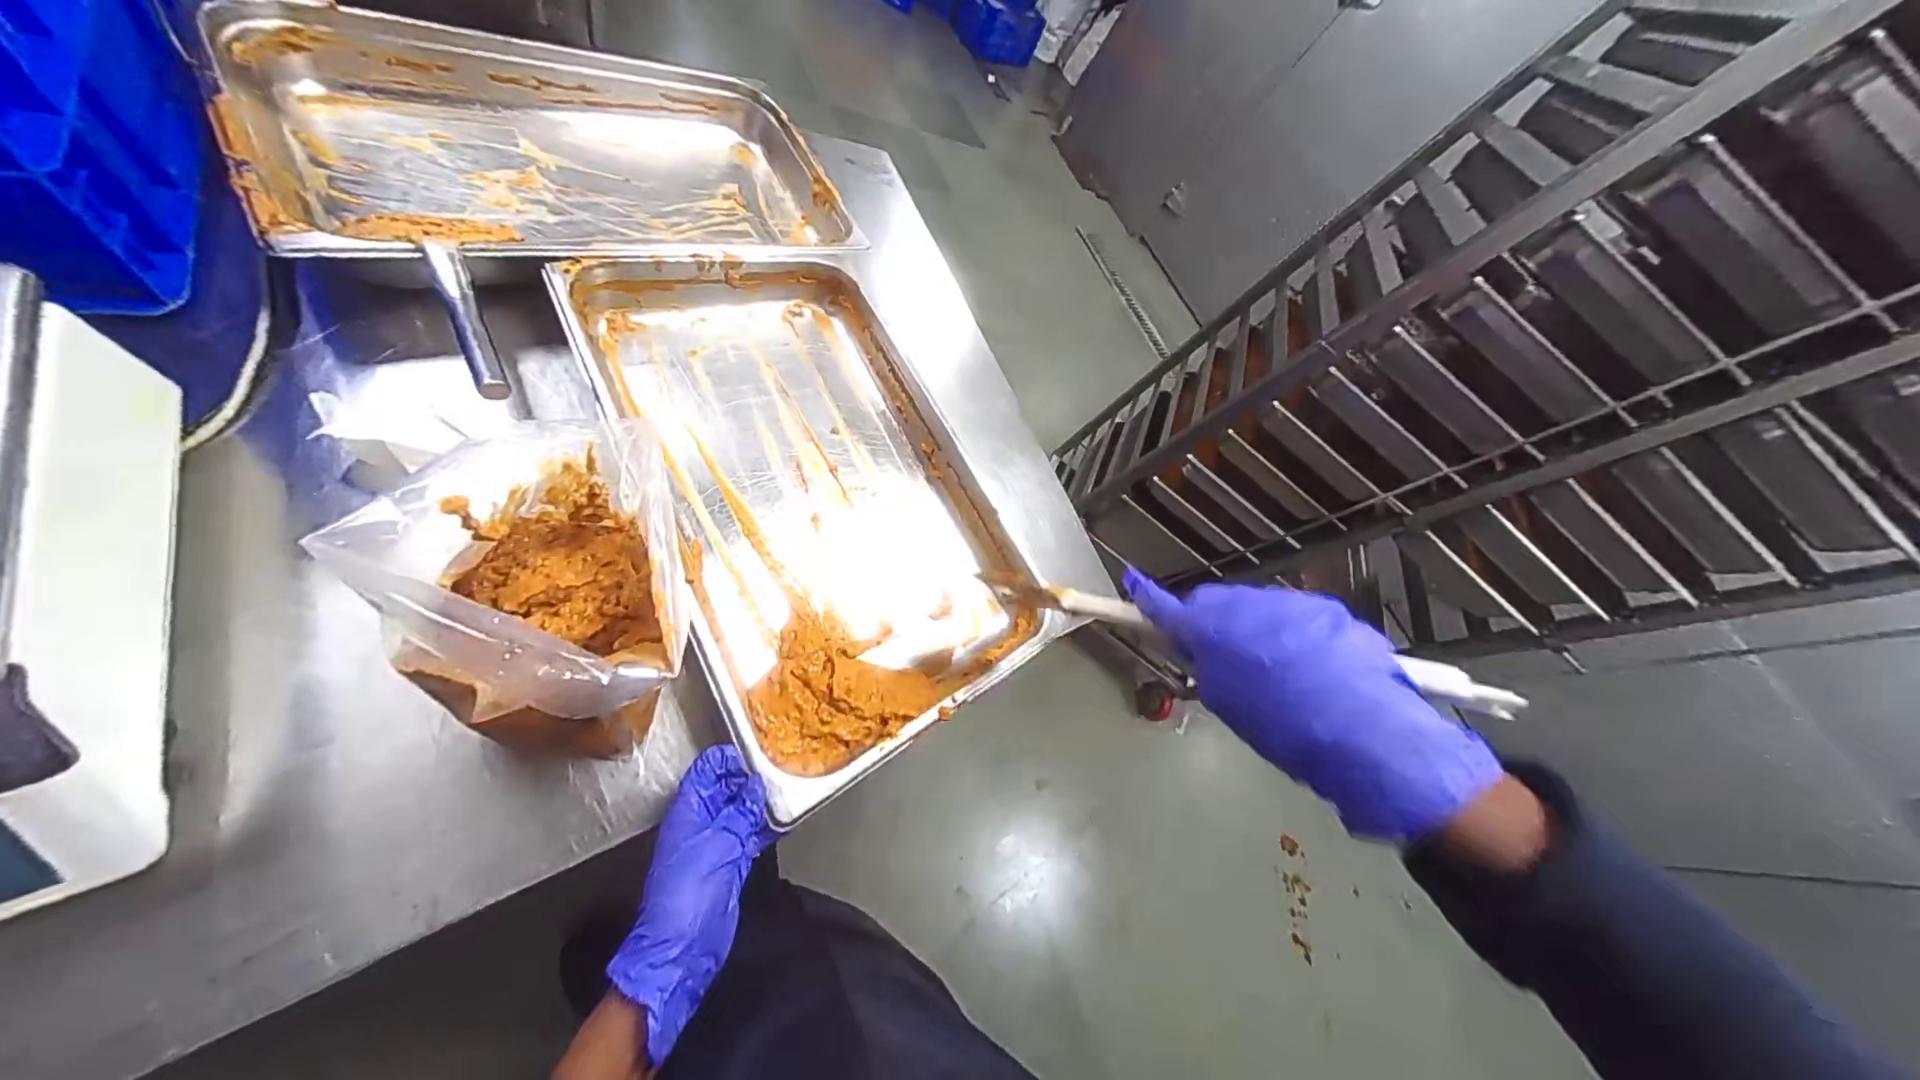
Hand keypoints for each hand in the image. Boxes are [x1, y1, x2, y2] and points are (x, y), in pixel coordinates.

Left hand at [606, 744, 774, 1065]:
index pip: (707, 770)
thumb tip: (758, 786)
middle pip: (726, 788)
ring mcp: (715, 844)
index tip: (759, 751)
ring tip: (790, 788)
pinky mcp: (729, 865)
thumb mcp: (718, 847)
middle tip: (782, 766)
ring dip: (761, 801)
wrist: (680, 953)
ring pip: (740, 811)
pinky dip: (766, 825)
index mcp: (687, 812)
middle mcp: (700, 824)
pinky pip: (749, 835)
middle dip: (750, 777)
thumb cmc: (687, 897)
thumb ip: (740, 814)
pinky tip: (785, 818)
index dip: (730, 758)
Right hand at [1125, 570, 1500, 841]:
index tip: (1135, 587)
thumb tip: (1200, 648)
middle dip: (1214, 625)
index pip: (1171, 608)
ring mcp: (1295, 604)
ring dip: (1255, 629)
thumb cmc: (1286, 729)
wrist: (1372, 737)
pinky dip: (1291, 635)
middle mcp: (1254, 605)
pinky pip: (1296, 617)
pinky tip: (1309, 670)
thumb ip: (1206, 665)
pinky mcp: (1332, 611)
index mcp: (1218, 629)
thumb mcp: (1229, 703)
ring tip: (1274, 673)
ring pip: (1258, 608)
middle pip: (1218, 604)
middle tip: (1219, 660)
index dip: (1149, 601)